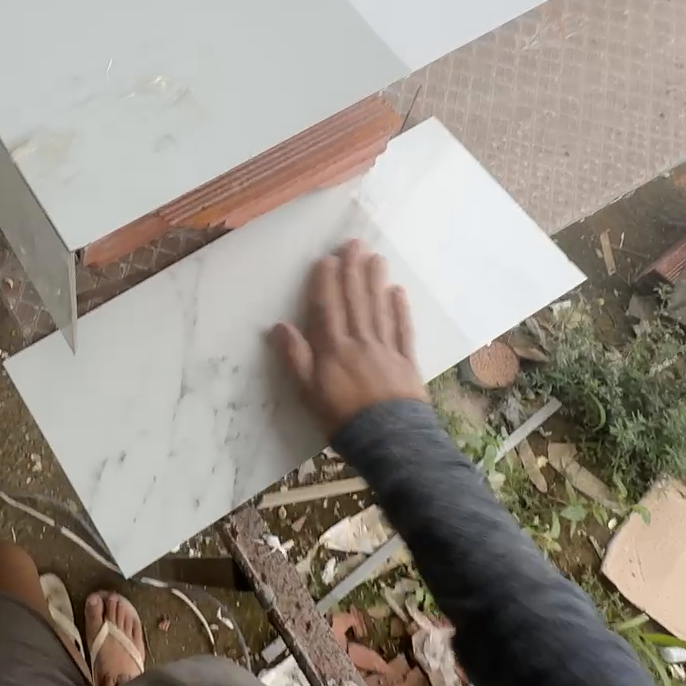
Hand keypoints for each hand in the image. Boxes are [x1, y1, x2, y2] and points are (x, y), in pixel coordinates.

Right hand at [270, 240, 427, 432]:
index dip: (326, 283)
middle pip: (355, 301)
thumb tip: (279, 326)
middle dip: (353, 271)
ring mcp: (386, 350)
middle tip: (355, 244)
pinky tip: (397, 292)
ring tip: (375, 259)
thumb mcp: (307, 392)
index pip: (327, 308)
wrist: (390, 441)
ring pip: (379, 309)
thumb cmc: (341, 417)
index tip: (327, 259)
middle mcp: (360, 342)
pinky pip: (402, 330)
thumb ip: (295, 358)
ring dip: (375, 282)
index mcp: (333, 349)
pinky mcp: (406, 362)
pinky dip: (400, 310)